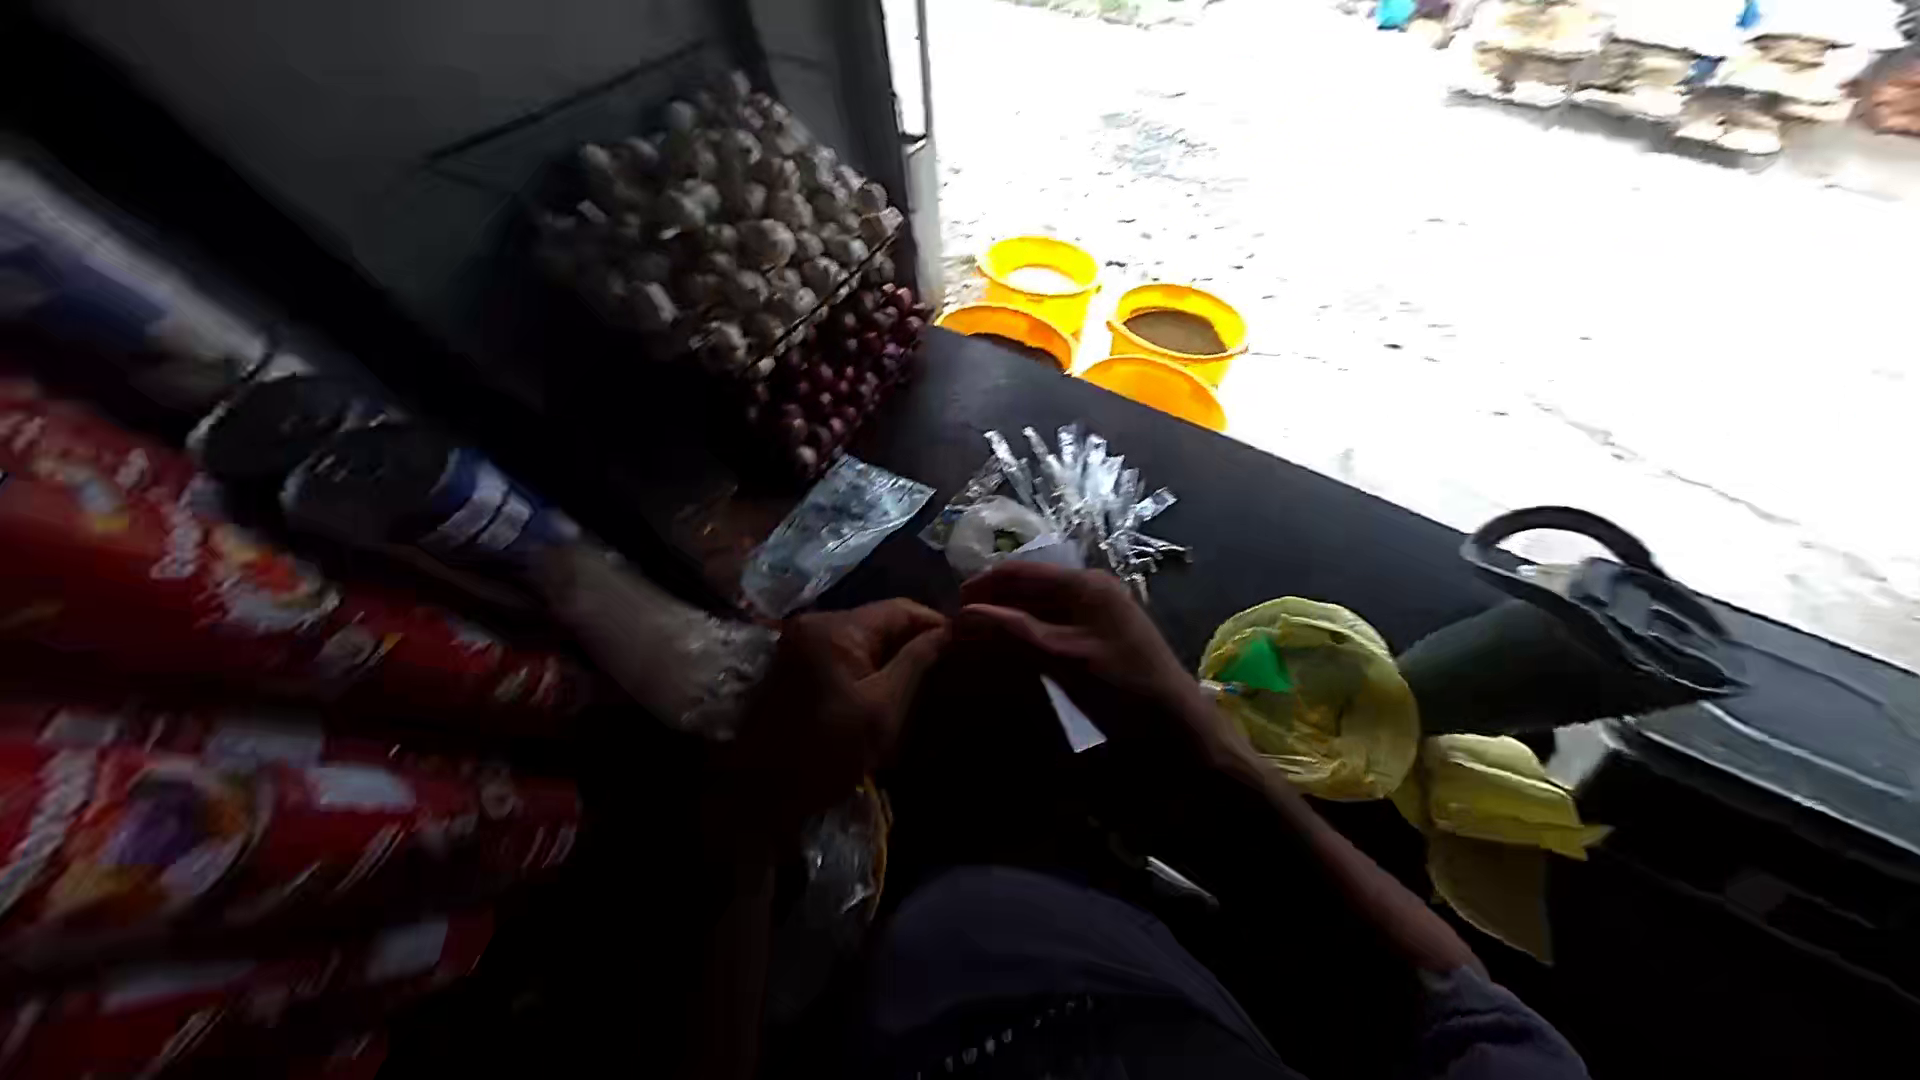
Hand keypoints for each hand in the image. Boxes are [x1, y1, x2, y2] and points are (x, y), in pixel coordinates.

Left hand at [715, 599, 948, 848]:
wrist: (758, 795)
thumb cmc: (825, 752)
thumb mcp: (882, 709)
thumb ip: (917, 662)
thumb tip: (949, 631)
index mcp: (835, 628)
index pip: (900, 608)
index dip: (935, 623)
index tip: (964, 646)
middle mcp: (816, 623)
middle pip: (882, 620)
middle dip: (916, 641)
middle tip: (950, 665)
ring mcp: (803, 642)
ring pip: (867, 638)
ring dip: (896, 655)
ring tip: (928, 677)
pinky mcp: (800, 663)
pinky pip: (849, 653)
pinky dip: (873, 665)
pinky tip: (894, 686)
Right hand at [956, 562, 1257, 777]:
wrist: (1182, 737)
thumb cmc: (1125, 691)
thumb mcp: (1065, 659)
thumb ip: (1014, 631)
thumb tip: (962, 613)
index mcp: (1085, 584)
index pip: (1019, 572)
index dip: (982, 588)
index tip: (949, 613)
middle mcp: (1090, 590)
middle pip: (1028, 588)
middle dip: (993, 606)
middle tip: (959, 635)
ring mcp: (1097, 616)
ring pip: (1038, 610)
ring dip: (1007, 624)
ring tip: (977, 648)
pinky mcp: (1099, 640)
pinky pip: (1052, 629)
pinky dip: (1027, 639)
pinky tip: (1010, 659)